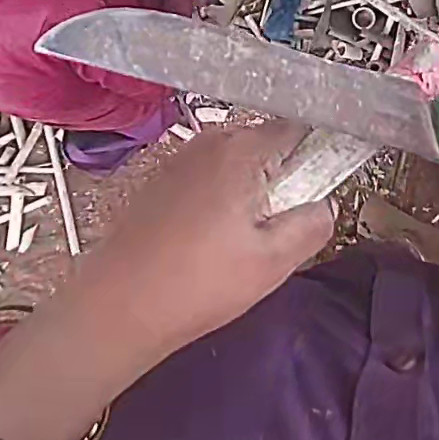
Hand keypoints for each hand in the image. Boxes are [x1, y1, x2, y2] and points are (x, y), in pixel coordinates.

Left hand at [92, 121, 331, 356]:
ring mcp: (180, 158)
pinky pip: (208, 174)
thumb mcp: (271, 262)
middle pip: (266, 143)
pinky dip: (220, 195)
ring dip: (251, 187)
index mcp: (241, 150)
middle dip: (282, 176)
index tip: (317, 189)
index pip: (298, 129)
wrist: (112, 311)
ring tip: (240, 237)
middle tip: (278, 225)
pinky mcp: (160, 179)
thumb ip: (312, 225)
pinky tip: (208, 238)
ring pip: (237, 161)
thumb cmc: (196, 284)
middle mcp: (210, 141)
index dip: (316, 155)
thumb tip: (326, 205)